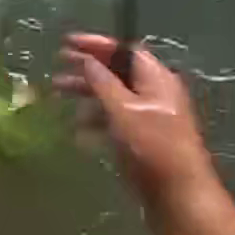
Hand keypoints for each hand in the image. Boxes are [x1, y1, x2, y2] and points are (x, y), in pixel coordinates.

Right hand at [55, 33, 213, 200]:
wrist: (177, 193)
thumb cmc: (152, 147)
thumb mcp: (123, 110)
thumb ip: (102, 82)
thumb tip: (86, 59)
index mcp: (155, 79)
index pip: (124, 50)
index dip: (96, 44)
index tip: (68, 42)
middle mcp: (153, 92)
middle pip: (116, 70)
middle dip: (86, 66)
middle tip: (58, 63)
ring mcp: (147, 115)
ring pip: (112, 94)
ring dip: (85, 91)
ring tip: (58, 91)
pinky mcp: (140, 136)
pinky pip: (113, 117)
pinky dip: (94, 116)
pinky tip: (77, 126)